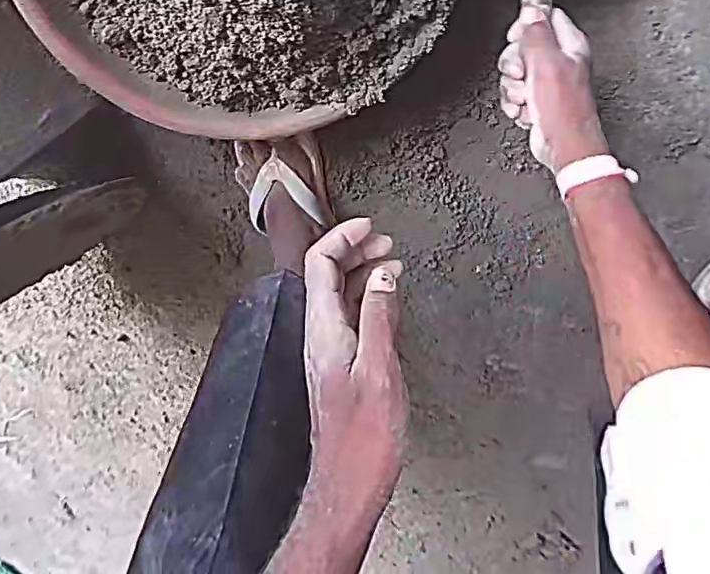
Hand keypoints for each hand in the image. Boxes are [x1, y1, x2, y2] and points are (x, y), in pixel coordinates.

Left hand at [276, 218, 404, 571]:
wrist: (348, 483)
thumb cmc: (363, 438)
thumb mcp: (379, 368)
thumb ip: (380, 315)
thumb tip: (384, 273)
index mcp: (323, 328)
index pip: (319, 262)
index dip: (342, 237)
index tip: (368, 226)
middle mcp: (319, 333)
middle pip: (325, 273)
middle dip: (353, 249)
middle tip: (384, 241)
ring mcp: (327, 347)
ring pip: (337, 292)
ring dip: (361, 270)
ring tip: (390, 262)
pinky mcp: (339, 361)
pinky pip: (348, 313)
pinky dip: (367, 295)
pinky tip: (386, 298)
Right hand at [498, 5, 609, 170]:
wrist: (563, 146)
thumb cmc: (564, 110)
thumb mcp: (546, 62)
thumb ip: (536, 31)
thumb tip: (531, 7)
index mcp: (570, 44)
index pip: (545, 16)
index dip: (525, 25)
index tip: (517, 39)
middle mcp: (561, 59)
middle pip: (523, 44)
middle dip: (513, 61)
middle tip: (521, 74)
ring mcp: (548, 79)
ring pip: (515, 69)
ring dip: (512, 85)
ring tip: (525, 97)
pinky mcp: (537, 97)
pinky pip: (514, 90)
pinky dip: (514, 101)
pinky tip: (524, 108)